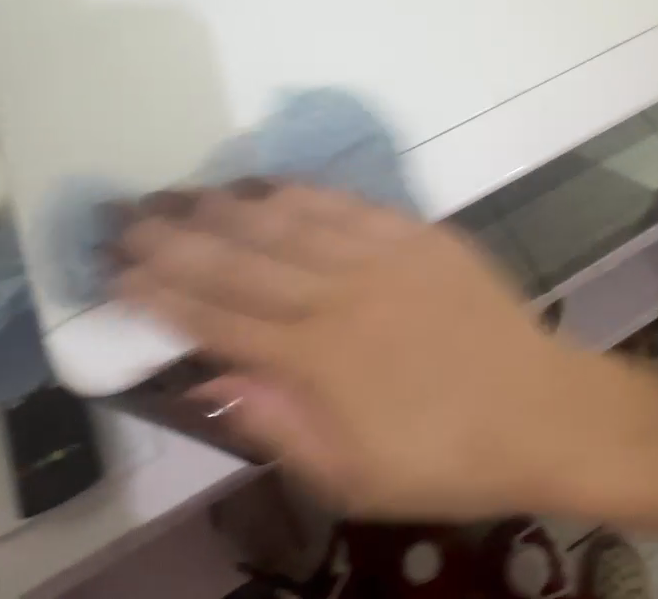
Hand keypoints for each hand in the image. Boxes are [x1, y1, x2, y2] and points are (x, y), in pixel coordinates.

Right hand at [115, 182, 596, 519]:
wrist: (542, 411)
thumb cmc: (444, 458)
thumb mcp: (349, 474)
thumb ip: (274, 422)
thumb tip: (206, 377)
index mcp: (316, 360)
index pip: (218, 317)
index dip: (162, 292)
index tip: (116, 270)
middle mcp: (340, 295)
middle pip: (242, 259)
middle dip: (176, 238)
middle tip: (126, 215)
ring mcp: (383, 257)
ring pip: (289, 222)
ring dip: (229, 205)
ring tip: (182, 192)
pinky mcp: (421, 236)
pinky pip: (349, 205)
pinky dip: (302, 192)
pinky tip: (269, 183)